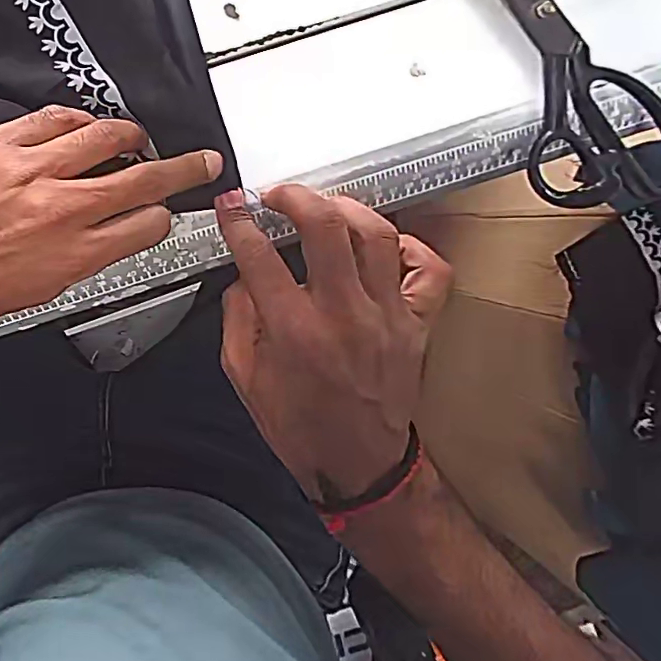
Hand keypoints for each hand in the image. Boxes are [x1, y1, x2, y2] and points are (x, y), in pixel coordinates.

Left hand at [0, 107, 222, 371]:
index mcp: (75, 252)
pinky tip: (82, 126)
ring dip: (132, 136)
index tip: (167, 209)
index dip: (165, 216)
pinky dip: (78, 120)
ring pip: (105, 137)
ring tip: (136, 138)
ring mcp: (29, 170)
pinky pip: (54, 118)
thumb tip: (116, 233)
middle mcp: (59, 208)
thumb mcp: (44, 289)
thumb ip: (89, 256)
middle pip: (143, 177)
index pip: (148, 223)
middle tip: (197, 160)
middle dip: (183, 168)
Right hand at [213, 184, 451, 502]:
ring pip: (376, 236)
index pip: (258, 255)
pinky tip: (381, 244)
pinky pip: (428, 269)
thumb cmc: (298, 424)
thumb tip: (244, 274)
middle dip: (295, 197)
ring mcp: (387, 317)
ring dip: (345, 209)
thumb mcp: (243, 374)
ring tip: (324, 208)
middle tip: (277, 195)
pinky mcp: (417, 324)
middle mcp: (342, 316)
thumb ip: (237, 317)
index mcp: (292, 331)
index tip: (232, 204)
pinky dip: (407, 245)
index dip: (239, 220)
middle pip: (324, 228)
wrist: (358, 465)